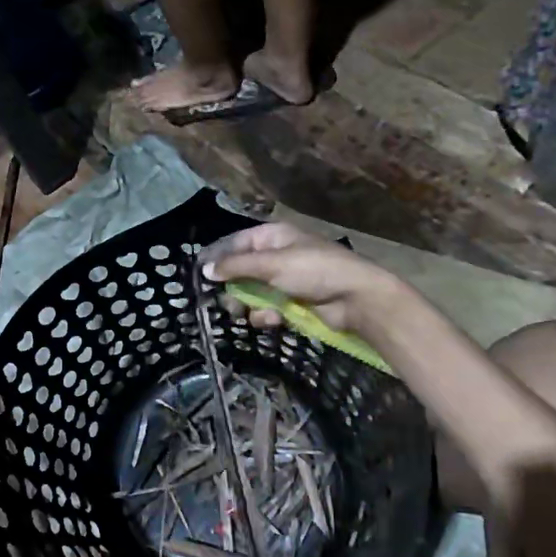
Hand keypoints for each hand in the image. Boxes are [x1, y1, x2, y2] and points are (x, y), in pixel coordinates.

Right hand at [200, 223, 412, 337]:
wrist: (356, 299)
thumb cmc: (315, 271)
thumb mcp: (272, 264)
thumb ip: (237, 266)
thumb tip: (206, 269)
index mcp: (273, 237)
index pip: (235, 243)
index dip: (217, 257)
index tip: (199, 274)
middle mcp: (277, 255)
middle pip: (240, 271)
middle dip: (232, 288)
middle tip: (226, 302)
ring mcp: (284, 281)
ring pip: (251, 293)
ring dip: (248, 305)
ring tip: (248, 313)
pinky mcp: (292, 303)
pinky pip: (267, 308)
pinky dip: (267, 316)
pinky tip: (275, 320)